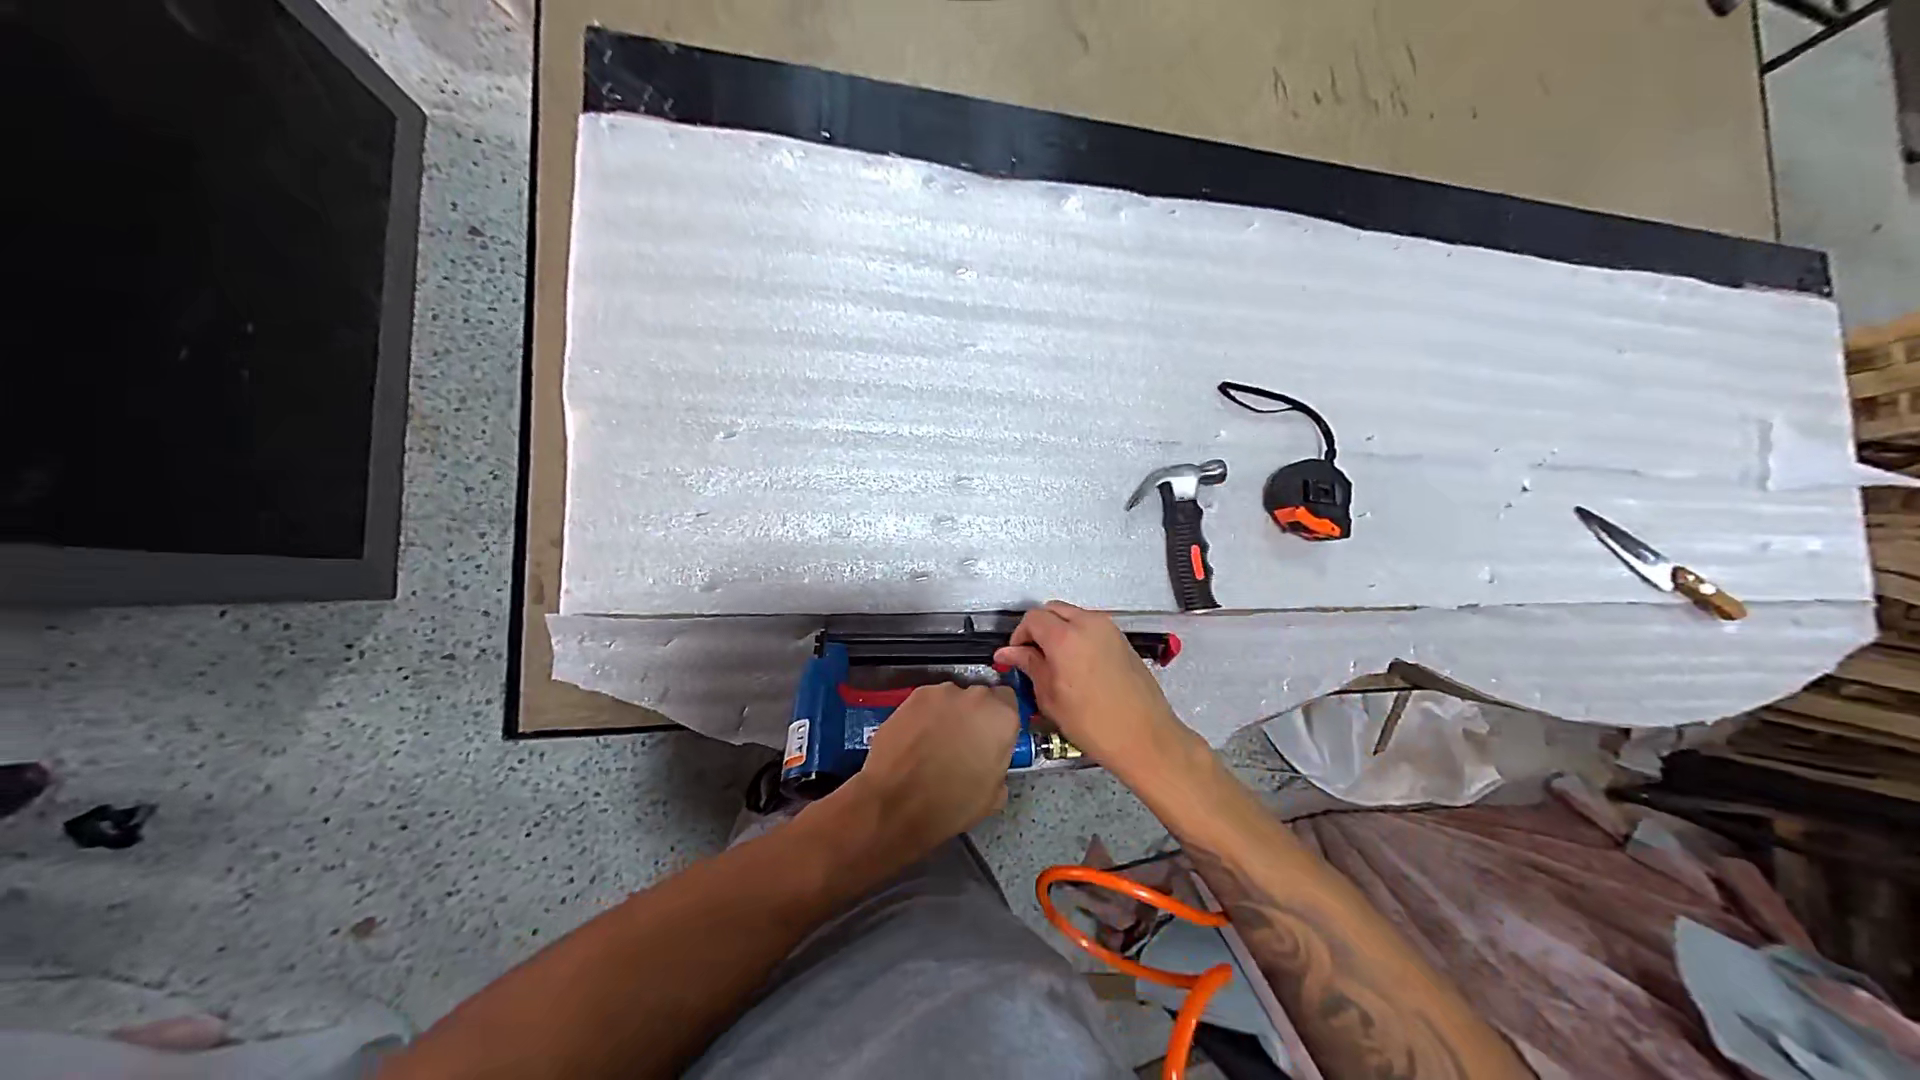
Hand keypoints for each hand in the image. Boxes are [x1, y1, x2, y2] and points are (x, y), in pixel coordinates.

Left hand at [838, 683, 1020, 854]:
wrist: (897, 804)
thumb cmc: (949, 805)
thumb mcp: (993, 795)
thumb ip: (999, 762)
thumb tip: (990, 758)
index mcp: (1002, 719)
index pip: (1009, 702)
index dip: (998, 721)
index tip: (990, 736)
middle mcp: (975, 697)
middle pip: (980, 698)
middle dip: (973, 716)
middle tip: (962, 742)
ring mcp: (942, 693)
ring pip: (951, 699)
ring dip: (948, 714)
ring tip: (934, 743)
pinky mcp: (913, 696)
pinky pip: (927, 703)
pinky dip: (924, 716)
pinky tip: (916, 739)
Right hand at [993, 601, 1199, 785]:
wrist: (1144, 737)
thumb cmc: (1097, 724)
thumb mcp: (1050, 697)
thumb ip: (1029, 666)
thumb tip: (1010, 654)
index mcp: (1066, 637)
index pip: (1032, 619)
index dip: (1019, 636)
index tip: (1016, 655)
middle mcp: (1089, 625)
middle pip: (1053, 610)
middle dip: (1038, 628)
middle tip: (1031, 655)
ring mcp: (1109, 630)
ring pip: (1073, 615)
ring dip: (1058, 630)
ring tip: (1054, 662)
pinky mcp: (1122, 640)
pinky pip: (1091, 626)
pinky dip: (1078, 635)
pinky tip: (1076, 665)